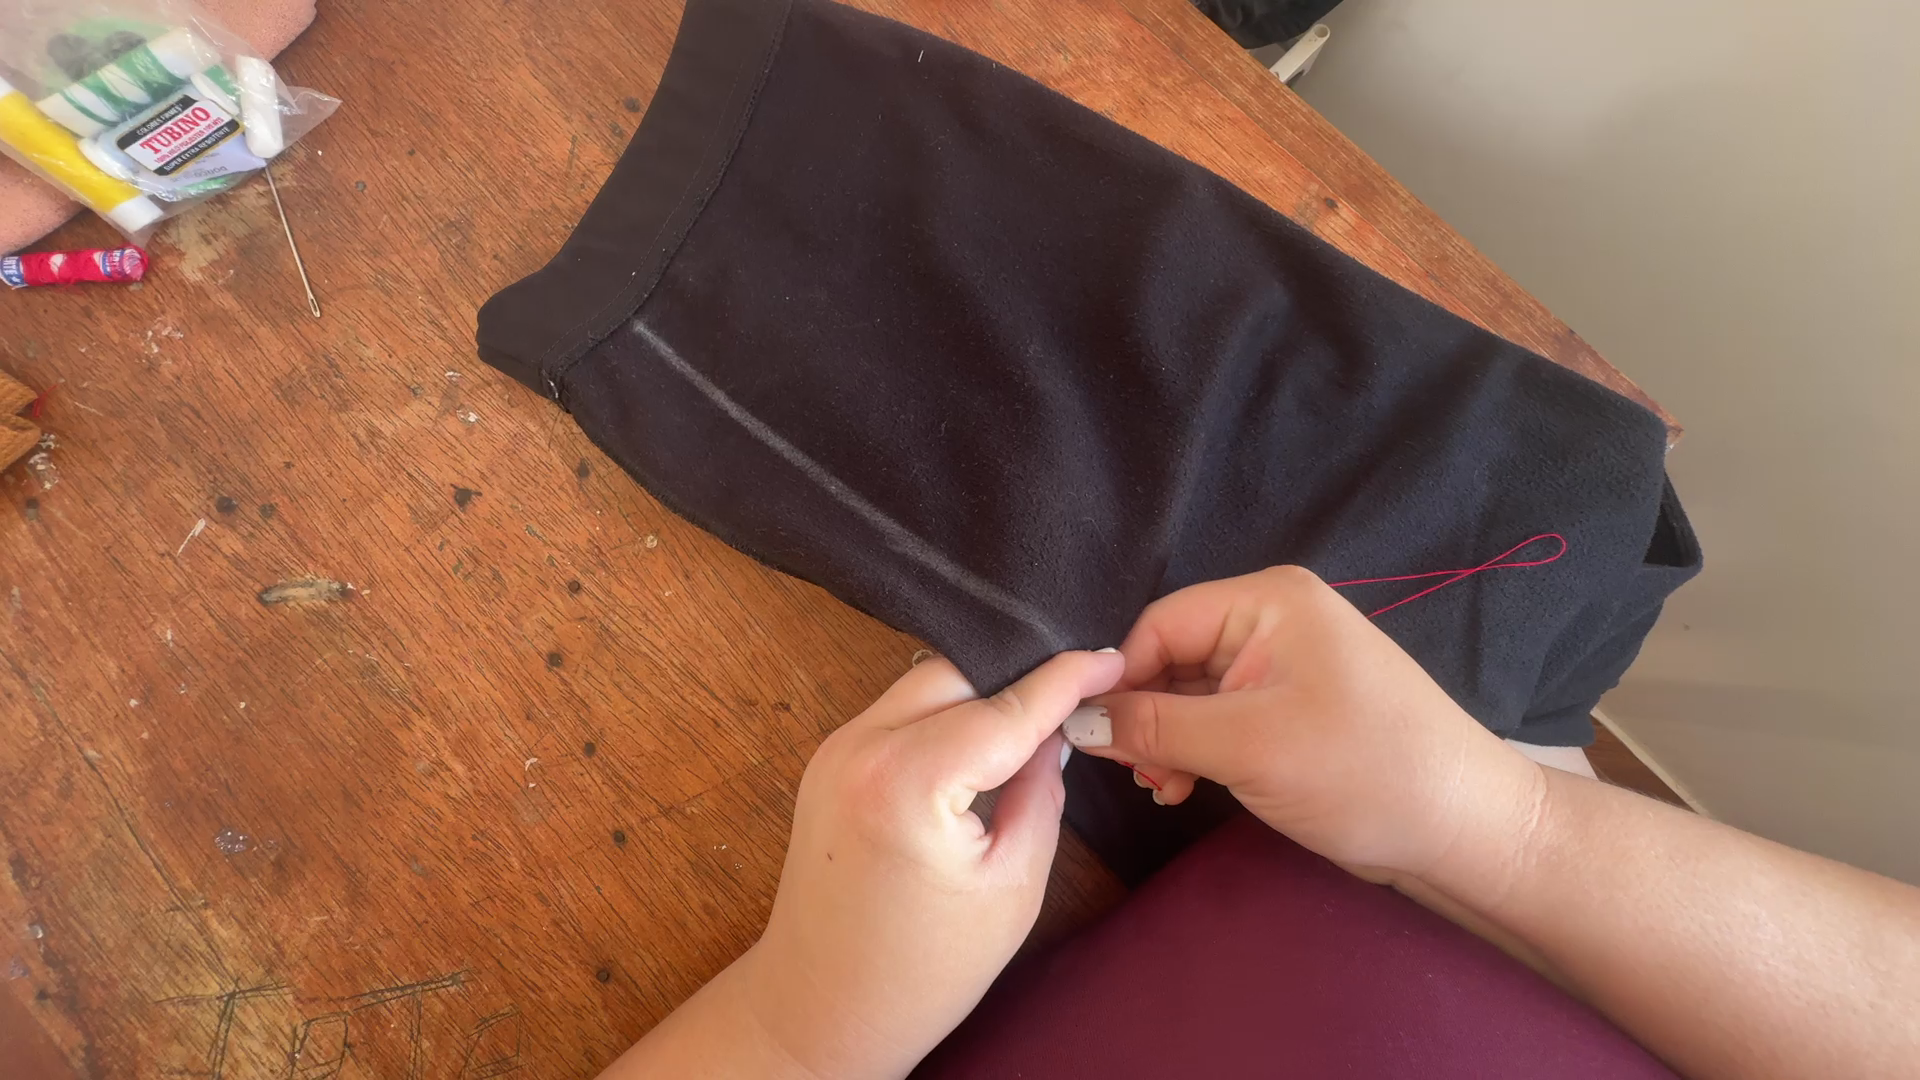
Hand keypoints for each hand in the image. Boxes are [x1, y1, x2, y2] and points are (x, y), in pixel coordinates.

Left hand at [740, 649, 1124, 1078]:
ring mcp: (836, 746)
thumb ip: (1039, 791)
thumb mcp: (1012, 885)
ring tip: (1027, 723)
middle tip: (1070, 700)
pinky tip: (975, 737)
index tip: (1108, 660)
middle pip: (958, 675)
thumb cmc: (923, 970)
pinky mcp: (830, 756)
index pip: (1005, 708)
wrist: (819, 1008)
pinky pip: (901, 708)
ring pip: (927, 683)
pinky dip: (945, 711)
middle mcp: (861, 745)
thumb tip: (1054, 731)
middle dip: (1018, 680)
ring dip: (979, 693)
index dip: (1065, 679)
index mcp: (906, 781)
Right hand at [1064, 566, 1541, 883]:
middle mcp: (1267, 621)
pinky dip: (1193, 749)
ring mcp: (1278, 664)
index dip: (1123, 678)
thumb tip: (1074, 720)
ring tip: (1162, 788)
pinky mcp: (1284, 705)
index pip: (1161, 626)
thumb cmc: (1361, 770)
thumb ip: (1152, 727)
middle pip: (1172, 659)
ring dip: (1166, 740)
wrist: (1471, 835)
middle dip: (1147, 717)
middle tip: (1135, 772)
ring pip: (1188, 692)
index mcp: (1265, 602)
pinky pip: (1215, 716)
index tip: (1097, 735)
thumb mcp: (1246, 745)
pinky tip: (1183, 786)